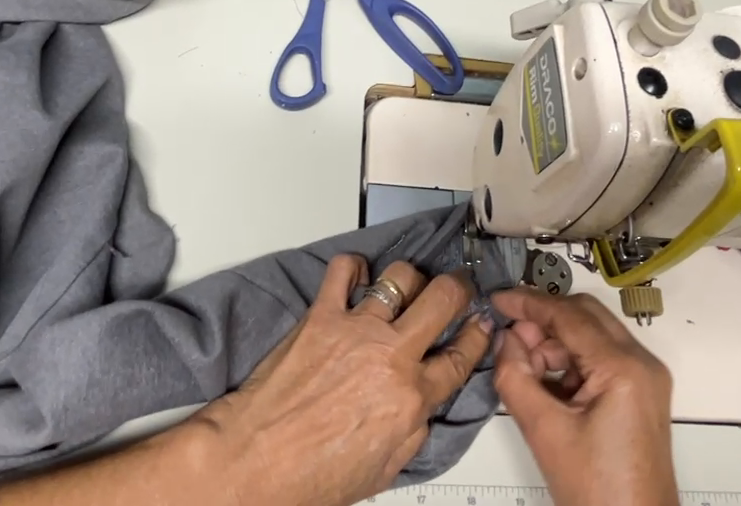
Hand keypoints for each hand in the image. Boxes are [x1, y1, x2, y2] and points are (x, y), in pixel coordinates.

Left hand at [189, 254, 491, 505]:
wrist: (259, 460)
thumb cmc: (312, 474)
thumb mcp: (384, 469)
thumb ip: (413, 430)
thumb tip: (420, 404)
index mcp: (411, 399)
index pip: (459, 358)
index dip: (477, 337)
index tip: (481, 324)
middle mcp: (390, 356)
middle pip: (443, 300)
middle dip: (458, 289)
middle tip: (457, 288)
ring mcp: (356, 329)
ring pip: (400, 277)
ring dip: (409, 277)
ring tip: (408, 284)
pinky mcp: (322, 315)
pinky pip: (343, 270)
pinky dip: (354, 266)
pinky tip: (358, 275)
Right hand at [491, 288, 674, 505]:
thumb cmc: (594, 492)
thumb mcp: (544, 432)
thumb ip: (516, 376)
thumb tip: (505, 338)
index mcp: (623, 368)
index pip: (569, 315)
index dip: (528, 303)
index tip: (496, 299)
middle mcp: (642, 362)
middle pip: (585, 315)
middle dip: (543, 319)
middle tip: (510, 336)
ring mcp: (646, 378)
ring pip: (592, 333)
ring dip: (556, 340)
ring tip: (525, 366)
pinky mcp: (641, 394)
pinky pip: (601, 356)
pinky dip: (571, 360)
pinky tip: (546, 380)